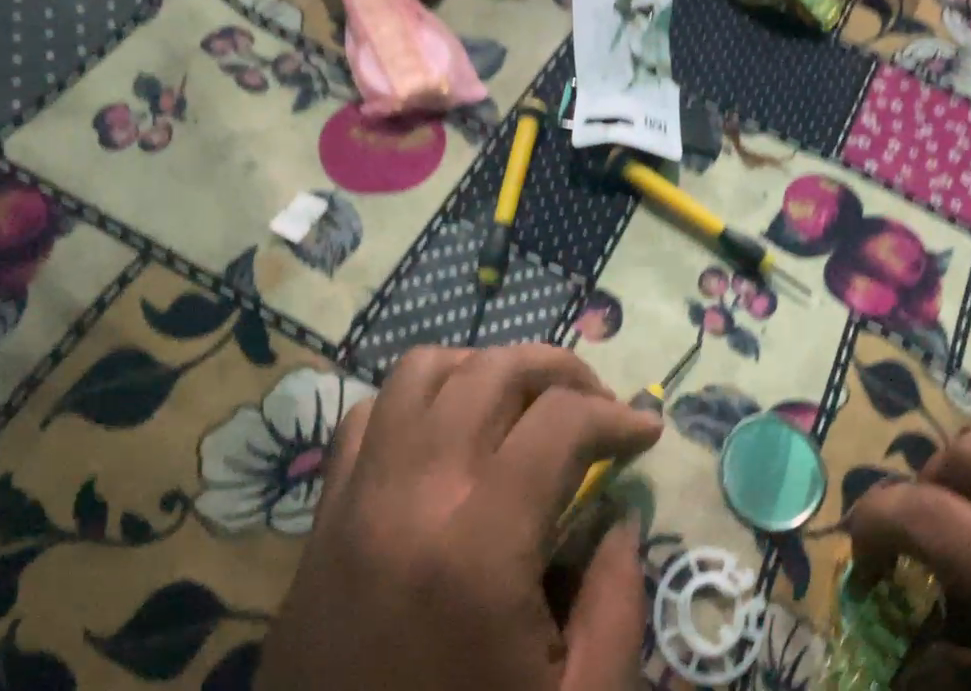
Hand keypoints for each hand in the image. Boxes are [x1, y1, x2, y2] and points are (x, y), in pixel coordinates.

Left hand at [257, 345, 662, 690]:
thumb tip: (617, 515)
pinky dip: (421, 400)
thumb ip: (617, 599)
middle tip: (597, 407)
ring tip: (524, 405)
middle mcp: (411, 498)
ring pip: (423, 371)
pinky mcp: (323, 516)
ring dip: (486, 370)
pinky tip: (451, 436)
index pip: (560, 423)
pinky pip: (370, 414)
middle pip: (492, 372)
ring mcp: (356, 499)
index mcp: (478, 549)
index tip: (647, 434)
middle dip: (562, 371)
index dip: (618, 416)